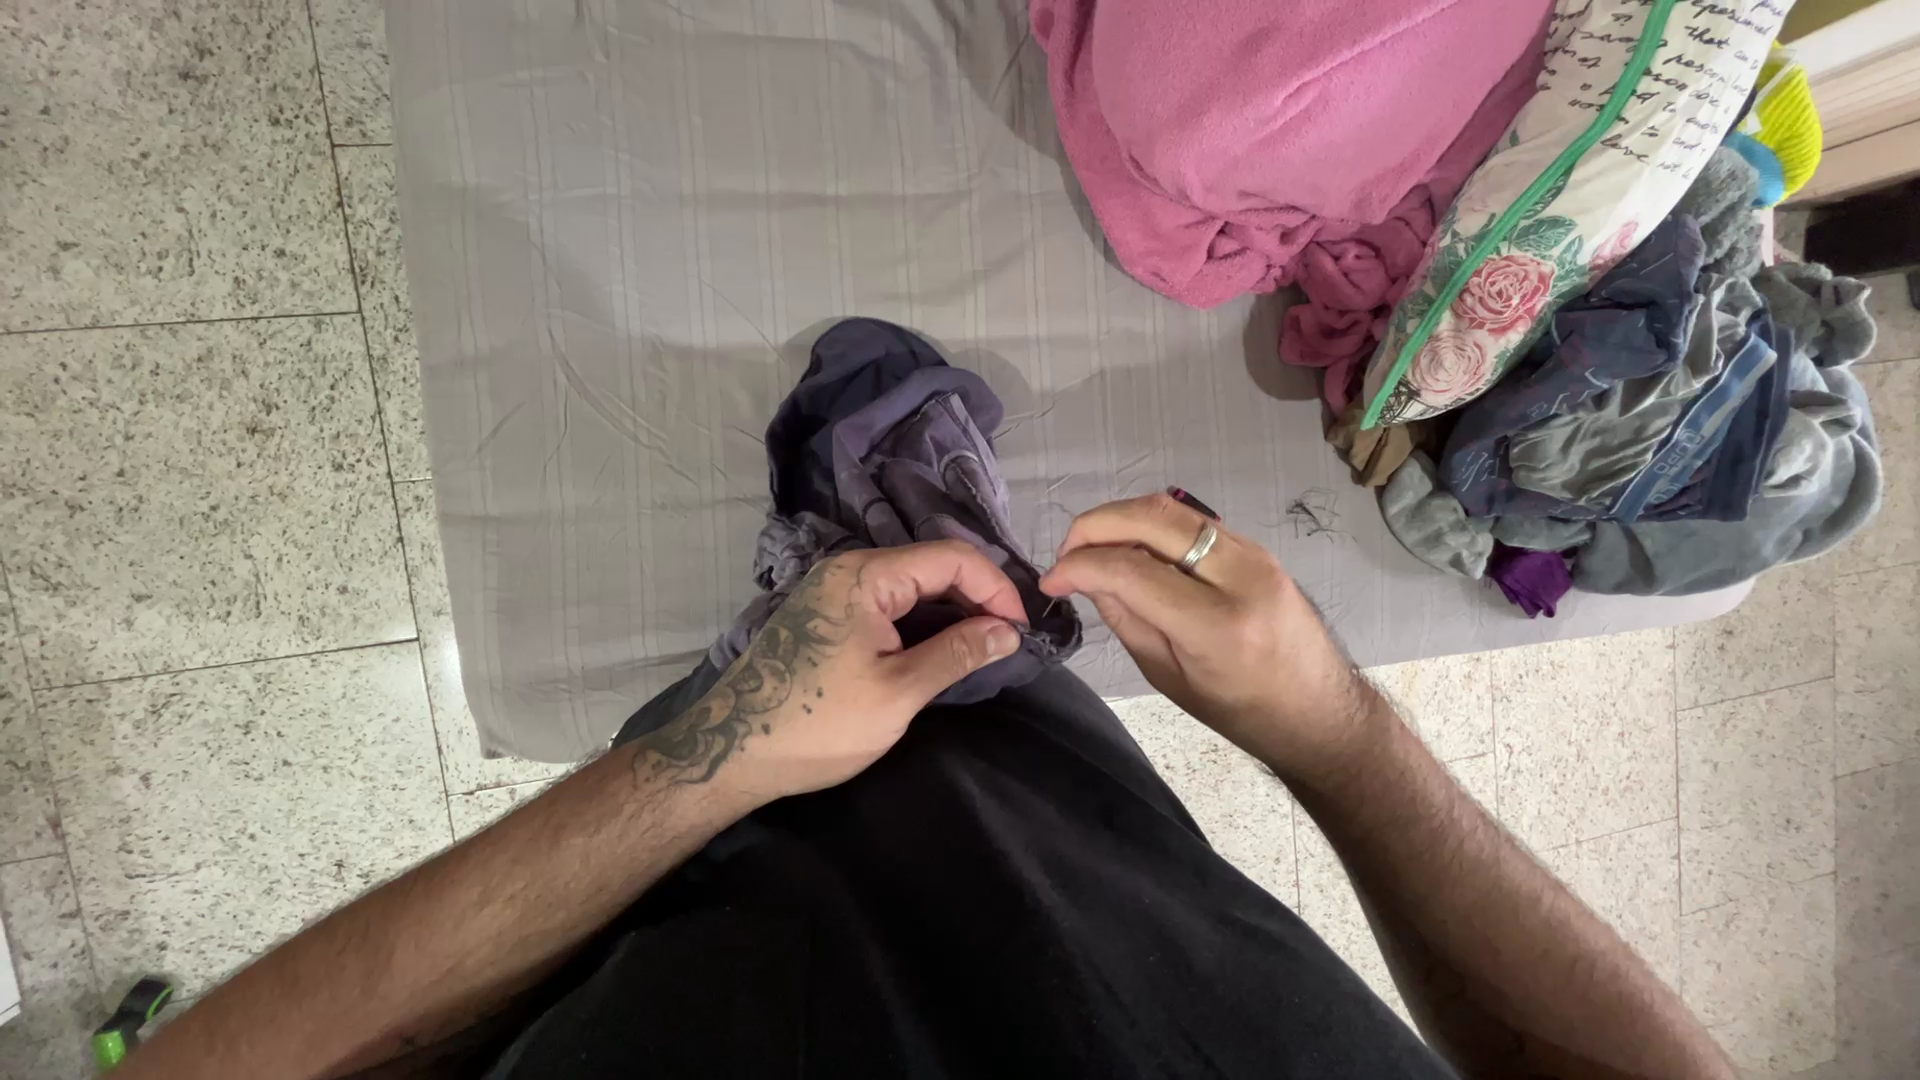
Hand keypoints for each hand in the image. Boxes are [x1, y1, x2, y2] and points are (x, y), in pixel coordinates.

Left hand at [632, 542, 1028, 805]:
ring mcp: (834, 590)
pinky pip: (888, 602)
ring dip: (951, 609)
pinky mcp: (827, 614)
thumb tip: (1007, 631)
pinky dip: (922, 619)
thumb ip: (956, 653)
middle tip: (1006, 641)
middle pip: (931, 565)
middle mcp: (849, 569)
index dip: (995, 588)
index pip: (951, 558)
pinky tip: (939, 646)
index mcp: (866, 576)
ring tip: (982, 646)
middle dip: (977, 597)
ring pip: (911, 584)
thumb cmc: (817, 724)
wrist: (732, 752)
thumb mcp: (896, 692)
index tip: (1019, 631)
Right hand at [1038, 494, 1380, 783]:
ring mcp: (1254, 554)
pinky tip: (1131, 549)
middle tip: (1066, 552)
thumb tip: (1087, 577)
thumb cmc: (1240, 712)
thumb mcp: (1169, 677)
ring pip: (1171, 509)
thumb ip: (1126, 619)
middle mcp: (1240, 576)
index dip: (1078, 566)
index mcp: (1216, 626)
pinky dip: (1150, 526)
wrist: (1320, 710)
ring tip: (1092, 549)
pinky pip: (1191, 521)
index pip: (1130, 570)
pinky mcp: (1257, 547)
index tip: (1051, 580)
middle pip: (1151, 517)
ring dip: (1120, 519)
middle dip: (1094, 524)